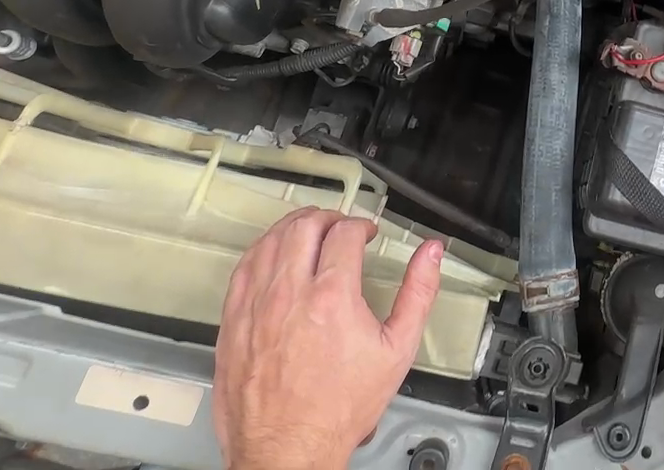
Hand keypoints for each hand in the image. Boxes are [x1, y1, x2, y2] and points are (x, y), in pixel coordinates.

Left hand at [214, 208, 444, 469]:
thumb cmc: (339, 408)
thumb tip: (431, 253)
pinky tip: (272, 255)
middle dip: (328, 218)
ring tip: (309, 232)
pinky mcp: (231, 326)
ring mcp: (255, 310)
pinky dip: (260, 251)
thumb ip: (418, 293)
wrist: (287, 453)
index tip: (366, 234)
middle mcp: (289, 297)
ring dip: (293, 227)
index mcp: (332, 298)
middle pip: (304, 227)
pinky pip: (241, 270)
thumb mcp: (397, 349)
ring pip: (268, 242)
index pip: (343, 233)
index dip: (360, 225)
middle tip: (340, 227)